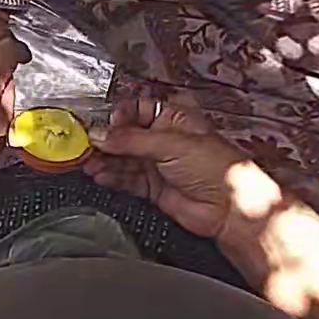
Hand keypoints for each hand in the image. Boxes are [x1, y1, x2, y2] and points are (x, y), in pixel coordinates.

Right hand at [85, 91, 264, 246]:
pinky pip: (126, 179)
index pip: (138, 109)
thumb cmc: (217, 168)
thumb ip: (131, 139)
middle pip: (126, 135)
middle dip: (106, 140)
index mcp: (174, 119)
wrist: (231, 209)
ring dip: (105, 160)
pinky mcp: (153, 188)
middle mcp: (164, 140)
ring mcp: (158, 164)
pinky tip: (100, 176)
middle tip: (87, 145)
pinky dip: (112, 178)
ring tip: (88, 163)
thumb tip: (101, 134)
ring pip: (123, 158)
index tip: (105, 124)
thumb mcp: (170, 143)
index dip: (120, 115)